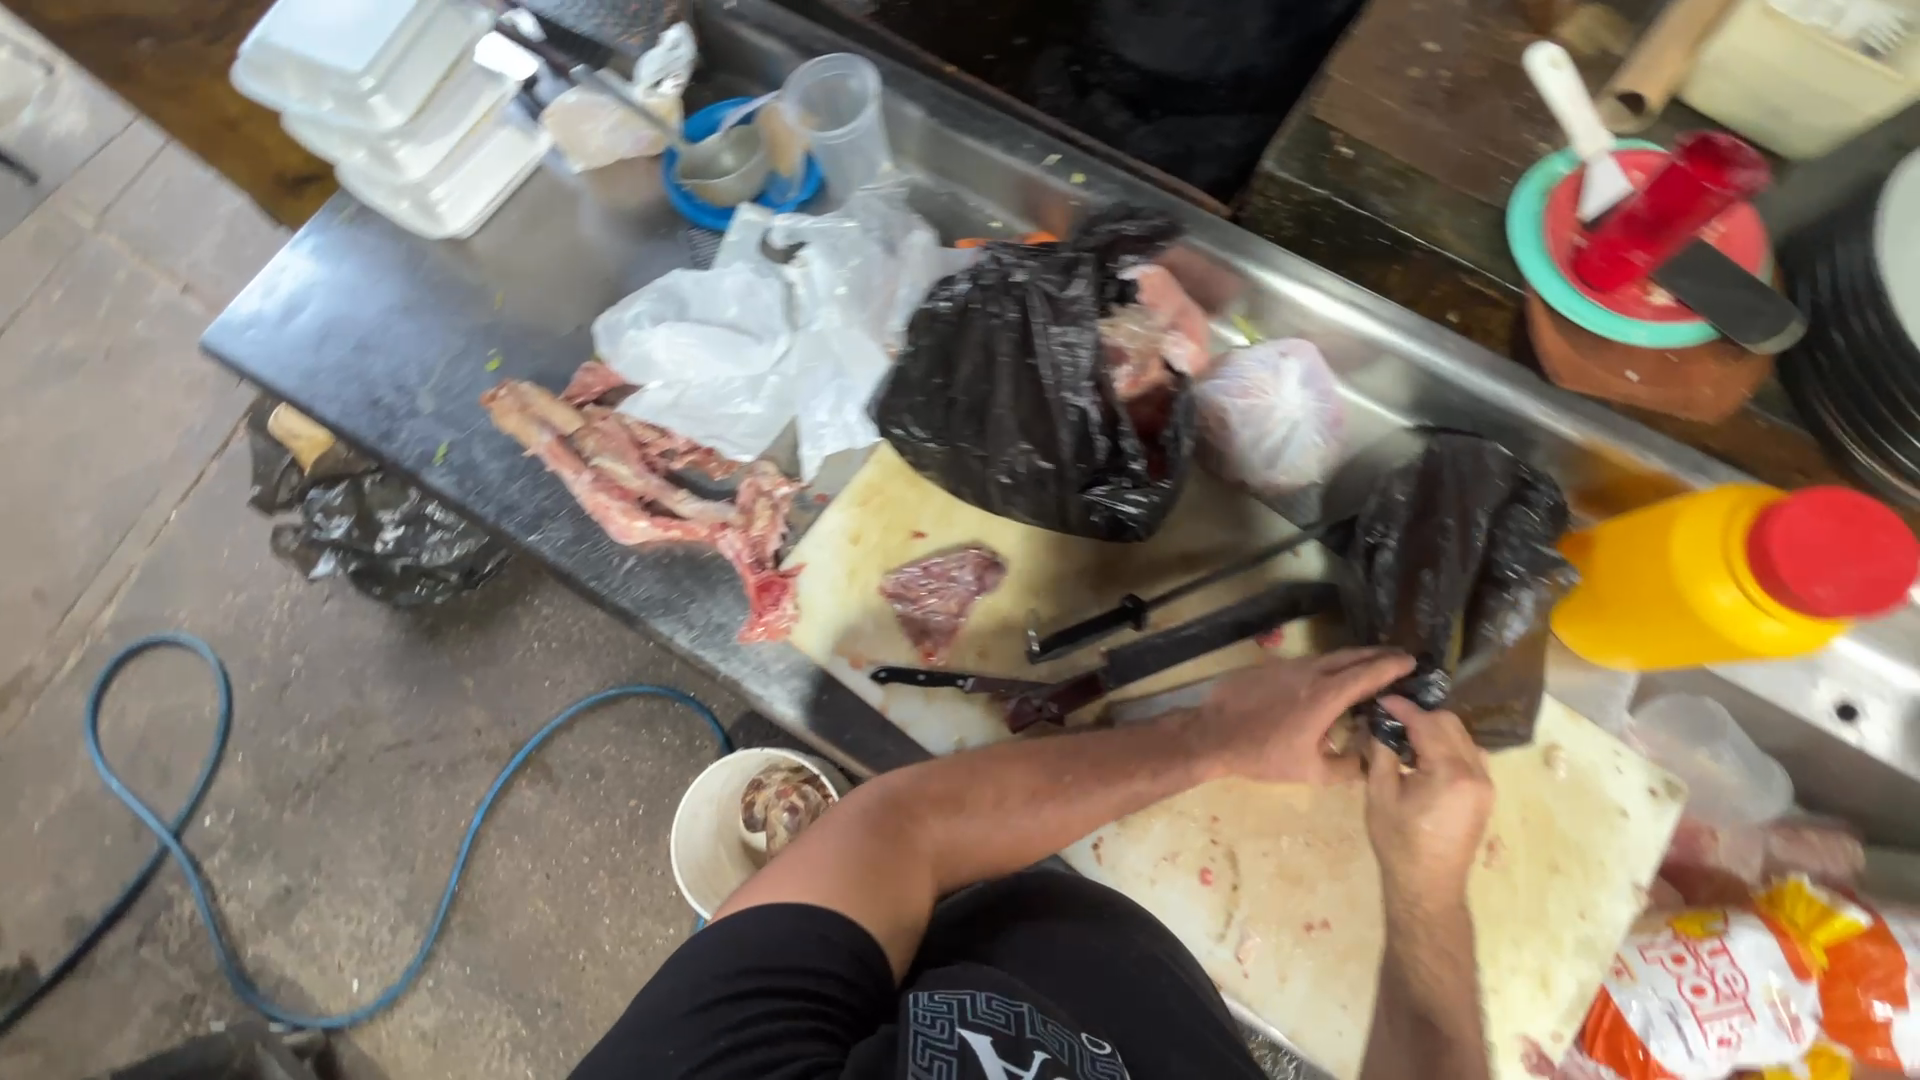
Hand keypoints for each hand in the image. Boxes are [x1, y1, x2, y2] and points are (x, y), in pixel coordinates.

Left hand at [1180, 648, 1415, 784]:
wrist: (1213, 734)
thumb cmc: (1263, 755)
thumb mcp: (1312, 771)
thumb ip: (1348, 767)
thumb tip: (1370, 761)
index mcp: (1325, 695)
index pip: (1368, 673)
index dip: (1392, 666)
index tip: (1412, 662)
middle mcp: (1309, 673)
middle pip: (1351, 656)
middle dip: (1377, 655)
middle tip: (1399, 658)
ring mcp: (1286, 666)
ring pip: (1327, 657)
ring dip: (1351, 660)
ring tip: (1369, 666)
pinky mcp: (1268, 666)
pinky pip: (1304, 663)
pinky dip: (1324, 666)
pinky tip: (1327, 678)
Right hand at [1364, 696, 1494, 915]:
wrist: (1428, 885)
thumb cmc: (1398, 841)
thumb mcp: (1380, 793)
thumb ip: (1382, 752)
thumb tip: (1377, 724)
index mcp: (1451, 773)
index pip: (1428, 724)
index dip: (1402, 708)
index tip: (1380, 700)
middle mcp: (1476, 774)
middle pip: (1450, 725)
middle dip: (1419, 715)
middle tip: (1389, 717)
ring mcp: (1485, 785)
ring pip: (1462, 737)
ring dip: (1434, 729)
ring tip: (1403, 735)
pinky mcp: (1484, 794)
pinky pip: (1468, 754)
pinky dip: (1446, 745)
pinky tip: (1422, 754)